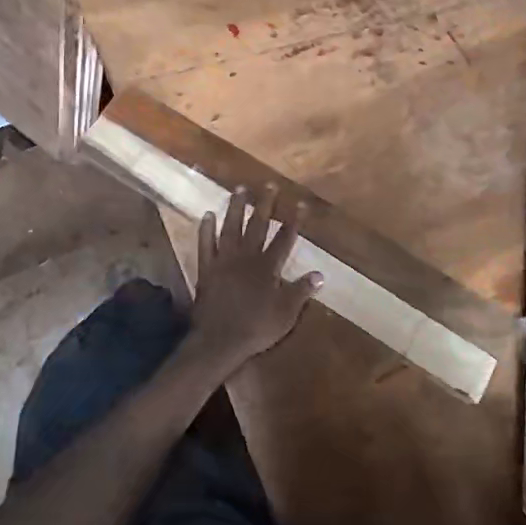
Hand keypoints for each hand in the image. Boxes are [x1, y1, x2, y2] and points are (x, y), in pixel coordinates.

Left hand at [186, 184, 322, 375]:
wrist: (219, 340)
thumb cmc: (256, 327)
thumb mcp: (286, 313)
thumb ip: (301, 291)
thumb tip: (320, 274)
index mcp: (268, 267)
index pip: (285, 238)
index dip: (294, 221)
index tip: (300, 204)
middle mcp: (246, 257)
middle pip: (257, 225)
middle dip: (265, 204)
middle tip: (269, 184)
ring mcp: (224, 261)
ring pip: (230, 228)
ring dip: (236, 208)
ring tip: (239, 190)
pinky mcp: (206, 269)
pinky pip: (205, 244)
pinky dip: (206, 229)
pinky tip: (207, 215)